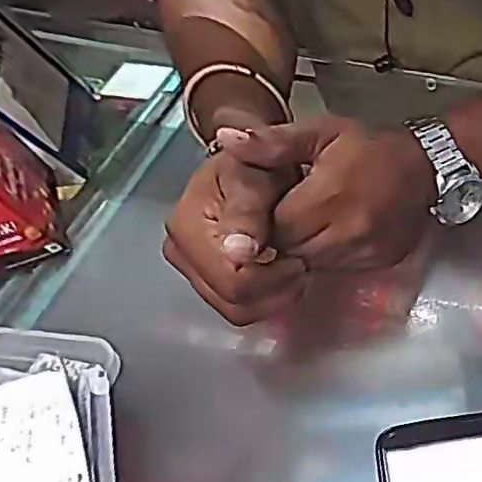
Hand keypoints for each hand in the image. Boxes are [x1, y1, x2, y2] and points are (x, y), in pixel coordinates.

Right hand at [163, 147, 306, 325]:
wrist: (248, 169)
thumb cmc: (253, 170)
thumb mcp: (253, 178)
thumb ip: (246, 212)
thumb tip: (238, 253)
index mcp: (187, 230)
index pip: (233, 282)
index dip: (272, 278)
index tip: (297, 260)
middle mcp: (182, 255)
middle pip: (235, 303)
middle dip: (275, 290)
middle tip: (299, 264)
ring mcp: (194, 272)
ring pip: (240, 311)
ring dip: (274, 297)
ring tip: (293, 268)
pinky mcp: (209, 283)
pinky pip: (242, 309)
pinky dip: (268, 298)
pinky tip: (283, 277)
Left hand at [217, 118, 436, 271]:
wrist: (426, 167)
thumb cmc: (371, 147)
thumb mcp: (320, 132)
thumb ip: (272, 143)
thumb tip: (227, 141)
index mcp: (329, 195)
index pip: (277, 227)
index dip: (266, 219)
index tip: (270, 205)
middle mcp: (349, 229)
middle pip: (293, 250)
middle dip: (283, 236)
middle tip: (289, 213)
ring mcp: (366, 249)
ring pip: (315, 263)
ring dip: (305, 248)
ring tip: (312, 221)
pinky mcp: (380, 261)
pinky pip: (340, 267)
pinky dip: (330, 254)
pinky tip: (335, 231)